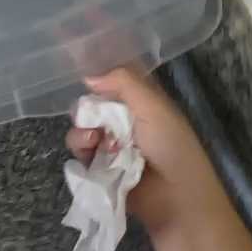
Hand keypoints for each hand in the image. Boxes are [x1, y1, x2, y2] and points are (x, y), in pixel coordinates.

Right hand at [66, 68, 226, 239]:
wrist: (178, 201)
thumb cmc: (172, 147)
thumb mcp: (153, 106)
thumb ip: (122, 82)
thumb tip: (88, 77)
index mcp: (141, 99)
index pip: (116, 73)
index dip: (97, 63)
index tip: (73, 49)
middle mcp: (124, 118)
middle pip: (92, 101)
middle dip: (87, 105)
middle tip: (90, 114)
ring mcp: (111, 143)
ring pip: (83, 124)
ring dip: (83, 129)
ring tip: (94, 140)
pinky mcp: (100, 167)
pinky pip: (80, 149)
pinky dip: (81, 147)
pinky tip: (91, 152)